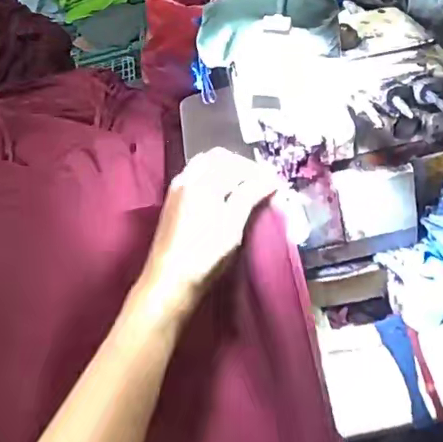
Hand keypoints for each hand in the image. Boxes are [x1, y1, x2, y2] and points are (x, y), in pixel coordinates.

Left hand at [130, 149, 280, 320]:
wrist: (167, 284)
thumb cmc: (203, 256)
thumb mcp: (233, 226)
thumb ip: (250, 196)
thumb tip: (270, 179)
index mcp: (203, 182)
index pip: (238, 165)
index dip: (260, 172)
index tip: (276, 183)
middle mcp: (187, 178)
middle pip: (220, 157)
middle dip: (243, 165)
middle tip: (261, 181)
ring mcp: (177, 188)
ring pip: (206, 163)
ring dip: (227, 168)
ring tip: (244, 187)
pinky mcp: (173, 201)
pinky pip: (196, 174)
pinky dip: (213, 176)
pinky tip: (223, 194)